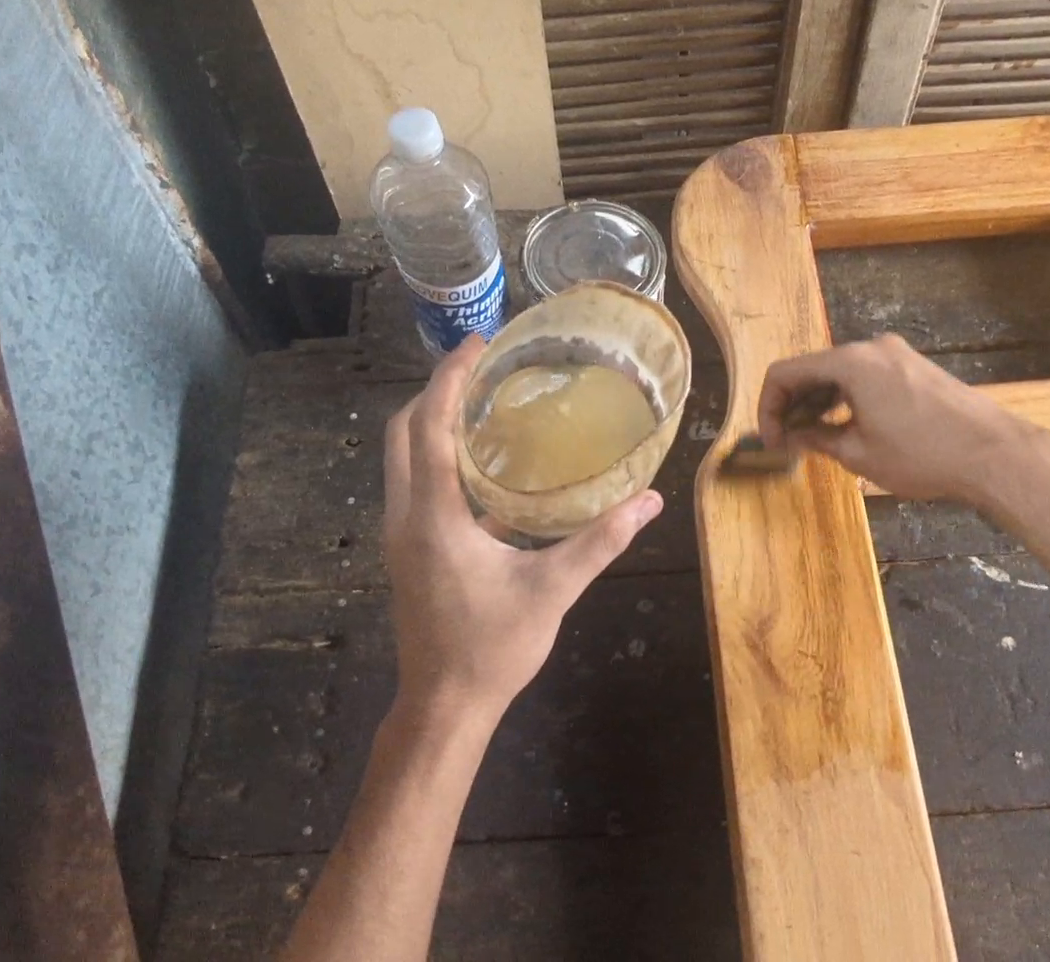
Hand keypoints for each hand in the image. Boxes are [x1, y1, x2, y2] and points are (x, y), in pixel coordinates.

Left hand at [382, 337, 663, 717]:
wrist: (444, 705)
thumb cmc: (492, 647)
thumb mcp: (552, 591)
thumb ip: (600, 542)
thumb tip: (648, 502)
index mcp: (434, 518)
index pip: (430, 428)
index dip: (449, 378)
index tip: (480, 344)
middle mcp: (406, 516)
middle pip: (402, 433)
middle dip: (435, 391)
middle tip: (483, 368)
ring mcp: (401, 534)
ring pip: (401, 458)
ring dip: (432, 422)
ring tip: (484, 403)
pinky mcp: (408, 550)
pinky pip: (413, 483)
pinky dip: (437, 456)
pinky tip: (484, 464)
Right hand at [757, 333, 1047, 503]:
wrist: (994, 454)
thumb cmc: (921, 455)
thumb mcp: (858, 453)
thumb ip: (816, 439)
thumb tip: (792, 437)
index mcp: (849, 362)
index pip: (785, 373)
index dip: (768, 407)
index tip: (771, 441)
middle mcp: (870, 348)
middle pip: (810, 369)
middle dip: (791, 405)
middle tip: (786, 443)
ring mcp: (895, 354)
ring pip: (837, 373)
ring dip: (817, 403)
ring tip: (812, 439)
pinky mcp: (913, 367)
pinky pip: (863, 376)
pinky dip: (844, 398)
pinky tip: (843, 427)